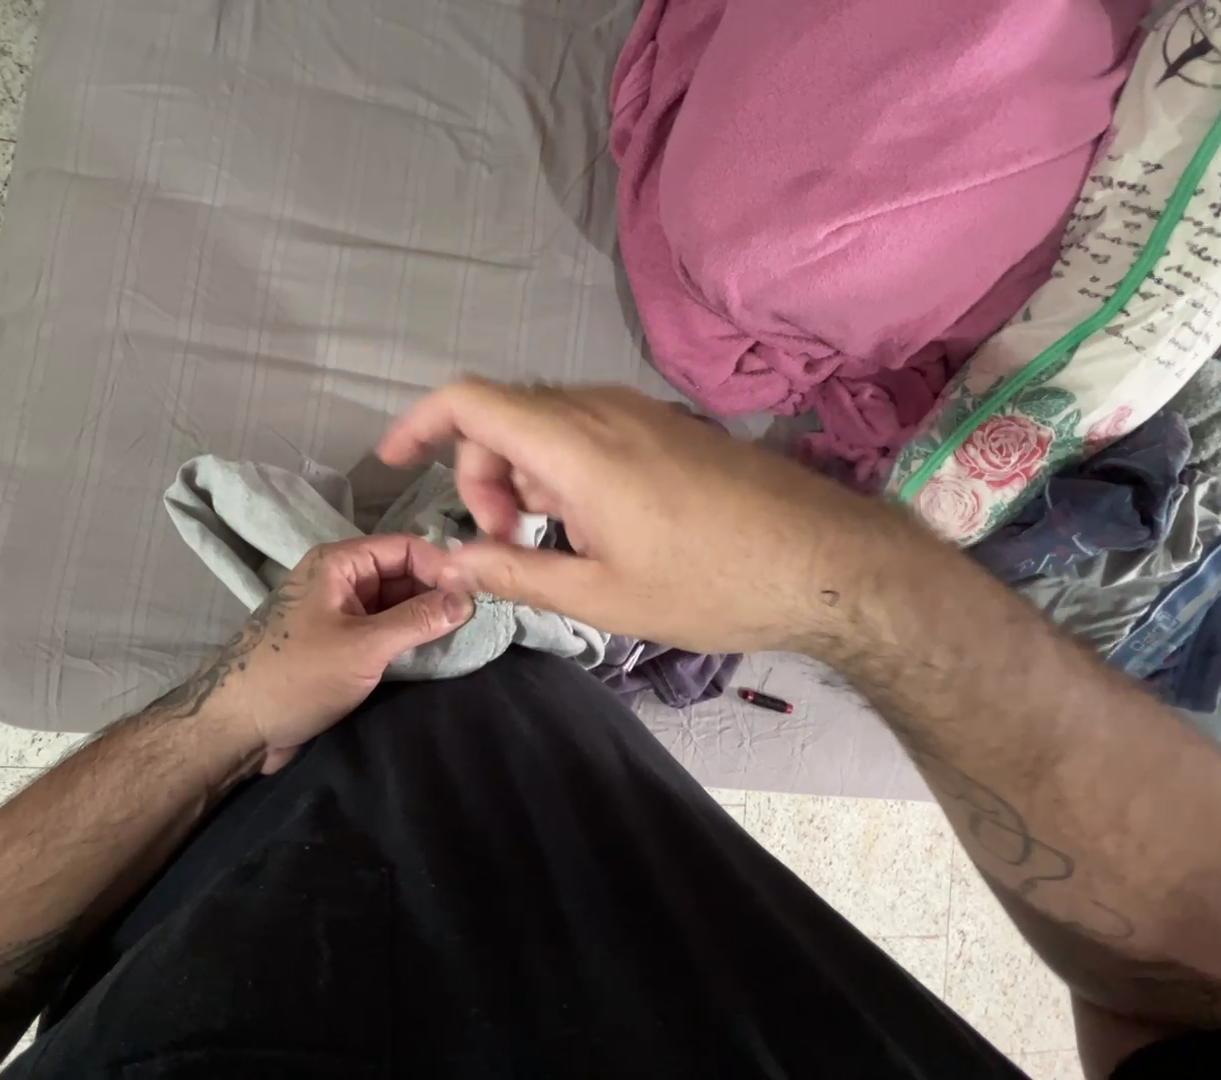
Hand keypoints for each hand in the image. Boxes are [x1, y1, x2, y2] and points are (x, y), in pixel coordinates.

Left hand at [163, 534, 474, 772]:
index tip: (477, 594)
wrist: (239, 728)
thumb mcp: (363, 646)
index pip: (404, 547)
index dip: (441, 566)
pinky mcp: (340, 644)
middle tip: (478, 618)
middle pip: (402, 573)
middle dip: (437, 592)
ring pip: (396, 603)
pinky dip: (408, 638)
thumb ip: (418, 620)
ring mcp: (339, 613)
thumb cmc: (297, 676)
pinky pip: (384, 629)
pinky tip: (435, 651)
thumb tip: (468, 599)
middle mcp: (340, 580)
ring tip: (465, 635)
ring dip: (425, 617)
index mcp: (338, 564)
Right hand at [375, 379, 926, 652]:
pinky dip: (561, 472)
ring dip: (524, 478)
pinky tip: (593, 525)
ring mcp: (636, 413)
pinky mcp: (663, 428)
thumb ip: (512, 572)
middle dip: (481, 477)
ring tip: (557, 544)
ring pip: (543, 426)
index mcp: (573, 444)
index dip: (418, 424)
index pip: (469, 401)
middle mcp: (599, 409)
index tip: (393, 463)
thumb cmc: (709, 584)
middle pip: (502, 417)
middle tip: (509, 543)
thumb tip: (452, 560)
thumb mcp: (597, 594)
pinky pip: (585, 432)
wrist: (827, 563)